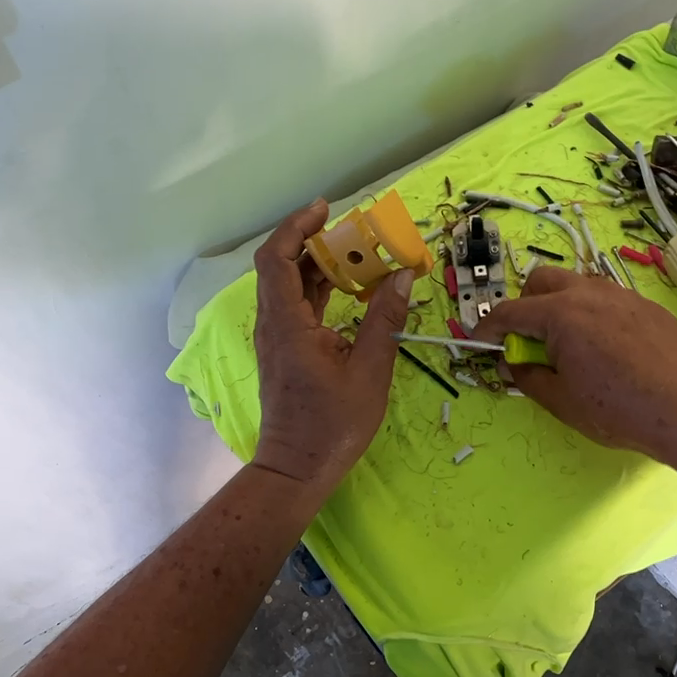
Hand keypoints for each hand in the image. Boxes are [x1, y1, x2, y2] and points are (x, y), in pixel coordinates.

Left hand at [250, 199, 413, 490]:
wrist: (297, 468)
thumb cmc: (332, 425)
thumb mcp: (369, 372)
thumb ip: (384, 321)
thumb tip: (402, 277)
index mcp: (287, 324)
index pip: (276, 258)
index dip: (296, 227)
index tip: (326, 208)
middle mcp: (274, 323)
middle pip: (282, 265)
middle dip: (314, 240)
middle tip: (352, 228)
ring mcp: (277, 336)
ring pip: (290, 285)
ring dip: (319, 264)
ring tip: (358, 251)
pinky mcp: (286, 349)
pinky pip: (298, 304)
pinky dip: (320, 288)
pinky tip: (350, 286)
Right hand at [470, 267, 676, 463]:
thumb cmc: (623, 411)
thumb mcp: (562, 403)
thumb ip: (528, 377)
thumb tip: (514, 362)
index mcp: (560, 314)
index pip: (509, 312)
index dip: (488, 329)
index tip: (480, 344)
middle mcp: (589, 294)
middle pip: (541, 281)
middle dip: (525, 306)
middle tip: (529, 342)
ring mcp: (622, 296)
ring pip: (577, 286)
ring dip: (560, 307)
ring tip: (570, 347)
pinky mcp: (648, 307)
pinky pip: (607, 300)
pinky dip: (592, 316)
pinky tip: (609, 352)